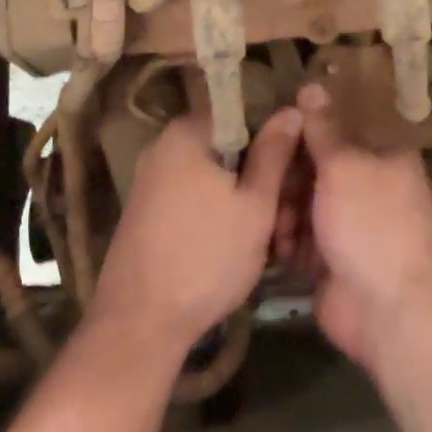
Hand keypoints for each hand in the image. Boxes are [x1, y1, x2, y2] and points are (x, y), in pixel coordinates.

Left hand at [90, 105, 302, 352]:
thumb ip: (273, 154)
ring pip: (210, 178)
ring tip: (264, 240)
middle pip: (225, 148)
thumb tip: (291, 110)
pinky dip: (214, 215)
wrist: (141, 322)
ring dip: (238, 202)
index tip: (291, 176)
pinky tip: (231, 248)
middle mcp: (162, 147)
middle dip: (256, 178)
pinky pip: (191, 198)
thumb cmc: (207, 257)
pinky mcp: (145, 212)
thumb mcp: (255, 206)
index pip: (242, 114)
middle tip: (282, 219)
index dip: (273, 141)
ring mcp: (149, 181)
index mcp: (186, 133)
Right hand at [285, 84, 431, 368]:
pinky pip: (300, 240)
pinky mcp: (331, 260)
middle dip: (286, 176)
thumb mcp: (345, 165)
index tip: (266, 128)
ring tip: (276, 224)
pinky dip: (288, 242)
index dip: (301, 129)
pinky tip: (278, 248)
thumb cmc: (371, 224)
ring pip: (302, 204)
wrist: (391, 311)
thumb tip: (312, 84)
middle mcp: (366, 185)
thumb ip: (323, 128)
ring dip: (284, 212)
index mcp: (381, 155)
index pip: (334, 129)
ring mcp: (349, 225)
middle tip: (261, 181)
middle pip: (313, 167)